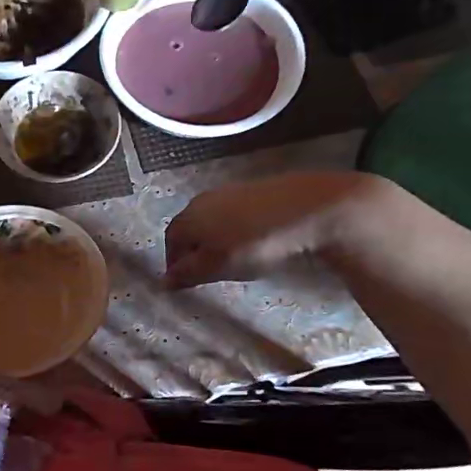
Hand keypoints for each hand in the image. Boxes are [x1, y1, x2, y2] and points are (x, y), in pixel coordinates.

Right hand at [164, 172, 387, 287]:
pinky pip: (236, 215)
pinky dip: (236, 231)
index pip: (171, 239)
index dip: (174, 261)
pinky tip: (253, 242)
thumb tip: (164, 280)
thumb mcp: (217, 265)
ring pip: (213, 220)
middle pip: (191, 227)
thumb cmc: (254, 243)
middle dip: (194, 250)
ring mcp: (232, 191)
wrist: (306, 208)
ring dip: (215, 240)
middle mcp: (205, 199)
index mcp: (190, 216)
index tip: (183, 281)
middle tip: (206, 272)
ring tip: (231, 260)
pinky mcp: (258, 190)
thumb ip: (189, 273)